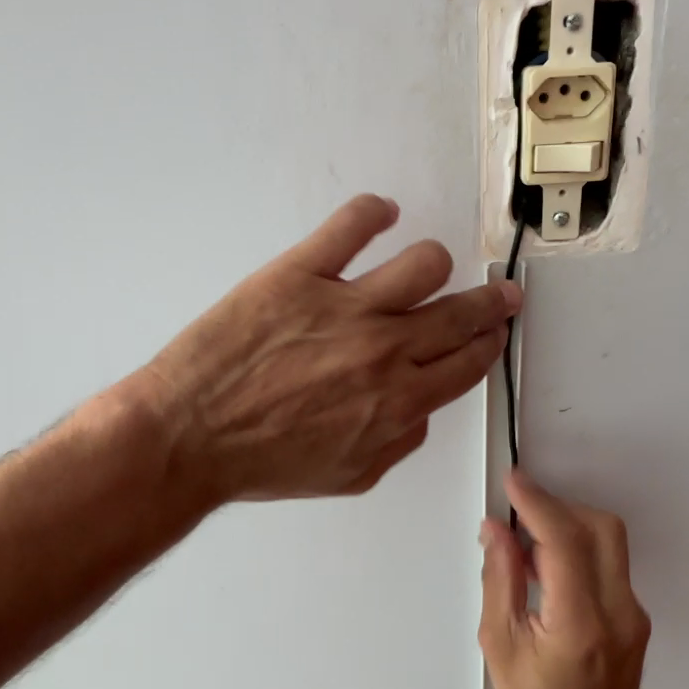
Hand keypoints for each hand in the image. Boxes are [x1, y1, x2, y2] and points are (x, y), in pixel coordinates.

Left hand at [135, 195, 520, 501]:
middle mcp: (384, 349)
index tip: (494, 332)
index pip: (466, 362)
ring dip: (435, 264)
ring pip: (425, 263)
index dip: (488, 344)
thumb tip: (419, 410)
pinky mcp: (300, 272)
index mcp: (399, 401)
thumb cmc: (261, 463)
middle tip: (500, 292)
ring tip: (425, 267)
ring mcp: (344, 305)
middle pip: (460, 312)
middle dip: (491, 302)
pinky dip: (374, 213)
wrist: (188, 438)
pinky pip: (352, 225)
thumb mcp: (348, 476)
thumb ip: (398, 442)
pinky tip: (381, 214)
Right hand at [480, 471, 652, 688]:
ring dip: (567, 528)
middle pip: (600, 528)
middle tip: (517, 514)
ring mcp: (634, 616)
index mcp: (580, 624)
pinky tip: (546, 570)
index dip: (537, 503)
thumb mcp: (501, 648)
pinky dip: (577, 552)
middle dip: (556, 508)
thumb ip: (500, 581)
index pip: (565, 540)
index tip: (514, 483)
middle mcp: (618, 614)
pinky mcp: (635, 619)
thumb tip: (497, 533)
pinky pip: (608, 565)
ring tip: (525, 547)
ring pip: (608, 542)